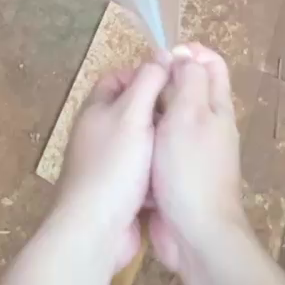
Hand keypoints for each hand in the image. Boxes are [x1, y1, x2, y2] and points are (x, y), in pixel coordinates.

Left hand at [48, 61, 167, 271]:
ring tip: (189, 141)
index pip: (118, 78)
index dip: (145, 75)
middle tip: (187, 112)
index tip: (173, 82)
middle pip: (133, 110)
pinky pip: (145, 173)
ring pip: (143, 143)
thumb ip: (147, 83)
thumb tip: (163, 55)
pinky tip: (180, 171)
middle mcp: (99, 133)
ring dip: (162, 143)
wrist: (96, 230)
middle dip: (159, 111)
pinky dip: (160, 171)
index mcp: (96, 109)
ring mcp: (109, 163)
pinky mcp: (121, 191)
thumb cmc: (113, 165)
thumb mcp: (132, 115)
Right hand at [149, 43, 247, 273]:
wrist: (196, 235)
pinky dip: (146, 138)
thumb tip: (184, 54)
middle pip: (189, 89)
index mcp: (216, 108)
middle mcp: (208, 126)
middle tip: (136, 82)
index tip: (160, 54)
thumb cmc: (191, 169)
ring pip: (171, 118)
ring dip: (151, 110)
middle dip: (164, 79)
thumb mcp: (190, 114)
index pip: (211, 65)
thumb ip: (188, 80)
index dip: (189, 52)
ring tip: (125, 108)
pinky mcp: (177, 174)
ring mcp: (193, 152)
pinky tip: (127, 140)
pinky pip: (160, 145)